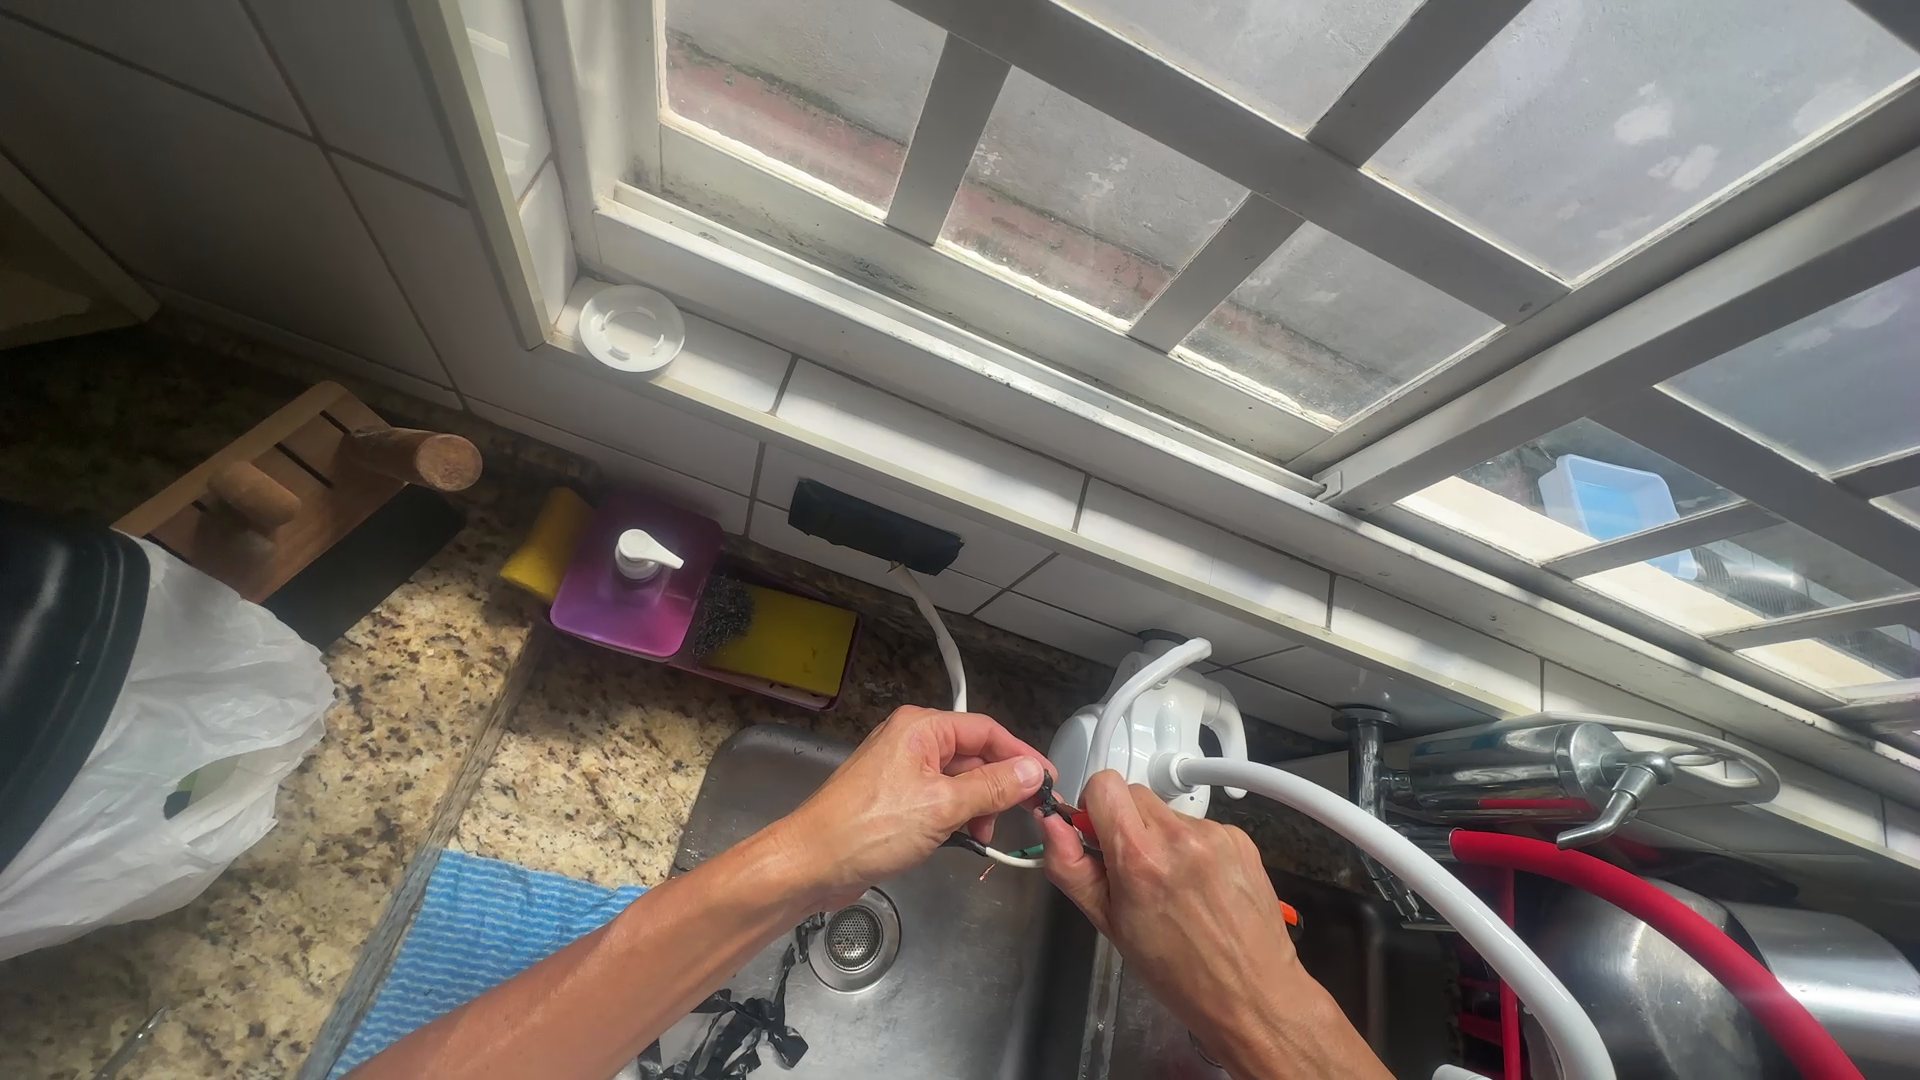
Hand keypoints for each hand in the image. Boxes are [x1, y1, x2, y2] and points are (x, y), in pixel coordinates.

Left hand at [772, 707, 1049, 901]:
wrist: (812, 864)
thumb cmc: (870, 829)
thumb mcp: (943, 806)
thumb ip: (993, 787)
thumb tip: (1032, 771)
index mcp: (921, 728)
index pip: (986, 731)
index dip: (1021, 755)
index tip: (1048, 781)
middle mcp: (912, 740)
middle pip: (974, 755)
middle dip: (998, 787)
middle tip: (1021, 815)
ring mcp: (902, 769)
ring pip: (959, 780)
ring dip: (977, 807)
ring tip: (982, 836)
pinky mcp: (895, 797)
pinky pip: (940, 799)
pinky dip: (956, 818)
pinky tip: (961, 839)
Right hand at [1039, 771, 1387, 1079]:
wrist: (1254, 998)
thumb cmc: (1177, 972)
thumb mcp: (1108, 924)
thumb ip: (1070, 866)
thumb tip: (1050, 822)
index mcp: (1138, 856)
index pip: (1104, 784)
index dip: (1094, 806)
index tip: (1098, 833)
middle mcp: (1177, 836)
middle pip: (1133, 793)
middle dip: (1125, 821)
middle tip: (1132, 866)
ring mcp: (1213, 835)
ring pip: (1166, 810)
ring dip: (1159, 835)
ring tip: (1171, 883)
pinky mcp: (1239, 838)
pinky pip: (1198, 825)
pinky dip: (1191, 846)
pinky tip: (1199, 885)